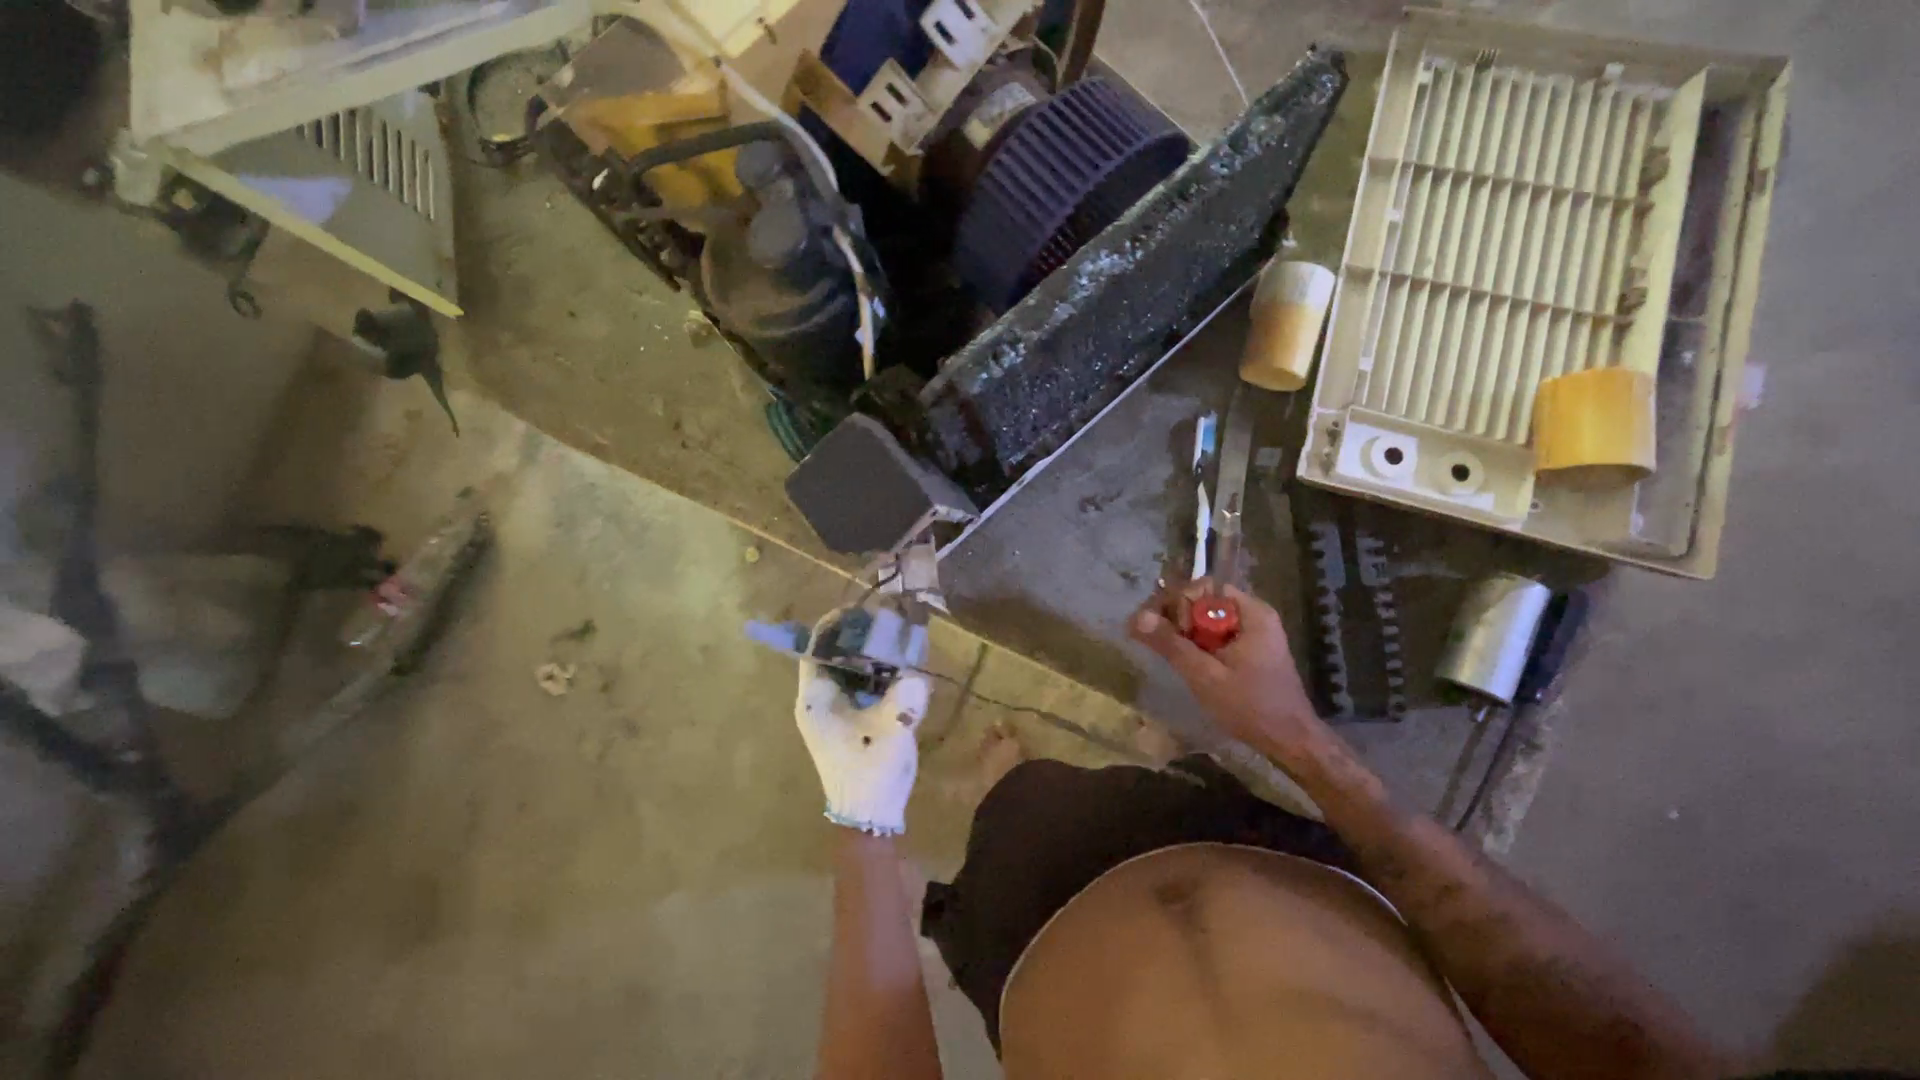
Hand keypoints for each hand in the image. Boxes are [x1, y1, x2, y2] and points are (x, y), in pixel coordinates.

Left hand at [795, 609, 931, 835]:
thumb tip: (915, 674)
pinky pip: (860, 688)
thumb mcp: (891, 731)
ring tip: (897, 640)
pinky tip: (900, 669)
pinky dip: (876, 676)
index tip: (859, 610)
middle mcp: (819, 702)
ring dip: (870, 657)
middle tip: (887, 622)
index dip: (834, 626)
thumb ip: (903, 697)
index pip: (815, 649)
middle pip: (833, 656)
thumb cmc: (870, 772)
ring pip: (848, 671)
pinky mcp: (849, 722)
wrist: (869, 816)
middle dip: (858, 638)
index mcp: (815, 700)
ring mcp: (833, 713)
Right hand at [1129, 580, 1326, 759]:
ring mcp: (1255, 631)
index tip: (1166, 631)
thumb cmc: (1250, 707)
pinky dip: (1199, 643)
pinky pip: (1217, 634)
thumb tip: (1136, 617)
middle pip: (1204, 599)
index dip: (1178, 604)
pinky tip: (1188, 662)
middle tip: (1159, 642)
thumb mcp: (1205, 676)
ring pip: (1208, 618)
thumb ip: (1171, 644)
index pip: (1203, 587)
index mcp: (1251, 612)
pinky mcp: (1252, 649)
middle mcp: (1254, 614)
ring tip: (1170, 654)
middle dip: (1178, 617)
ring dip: (1186, 632)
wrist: (1289, 739)